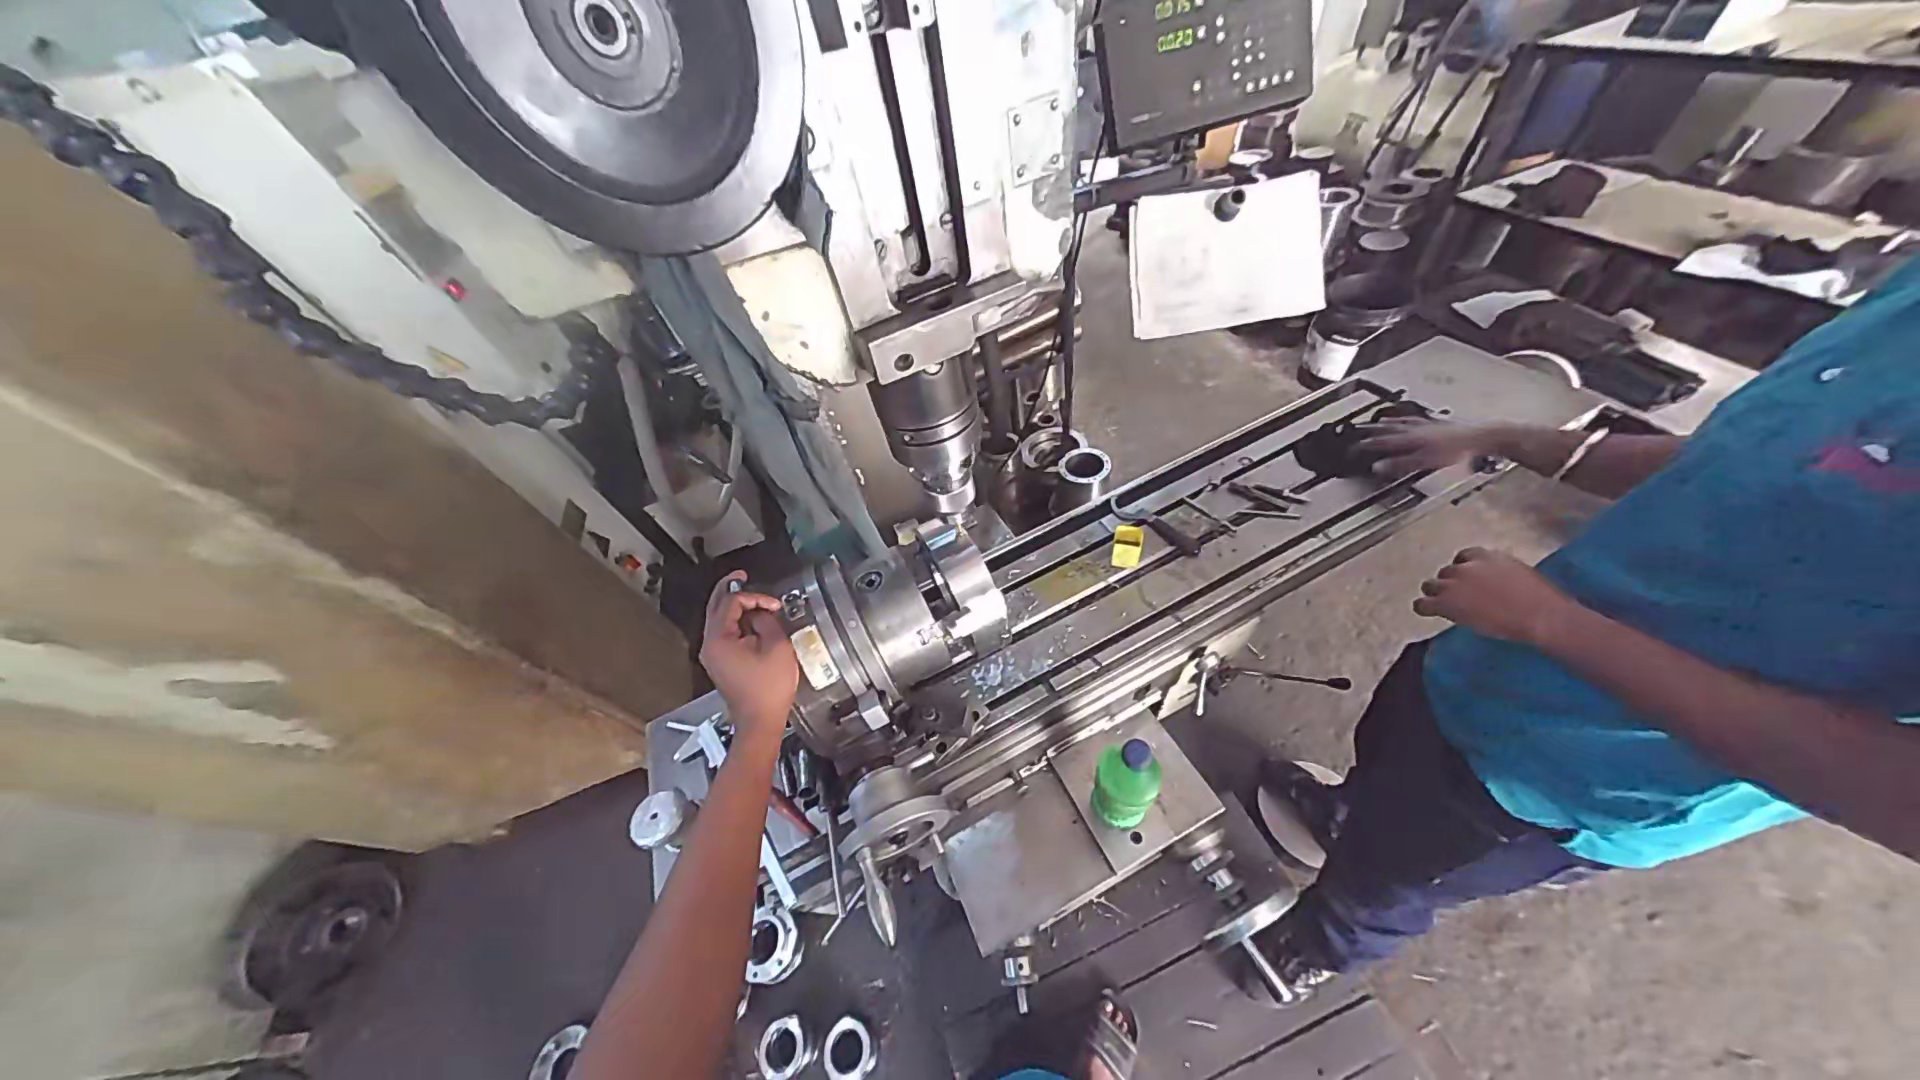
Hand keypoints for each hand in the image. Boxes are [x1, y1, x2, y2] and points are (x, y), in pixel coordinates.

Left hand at [699, 572, 798, 736]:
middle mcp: (709, 645)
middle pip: (715, 607)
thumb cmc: (769, 687)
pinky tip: (752, 620)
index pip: (731, 603)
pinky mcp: (721, 663)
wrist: (760, 720)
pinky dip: (736, 621)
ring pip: (719, 620)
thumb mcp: (776, 646)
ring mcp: (713, 655)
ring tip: (752, 597)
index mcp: (719, 639)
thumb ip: (766, 621)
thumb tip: (761, 612)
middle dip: (729, 590)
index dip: (754, 597)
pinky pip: (725, 633)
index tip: (774, 605)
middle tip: (741, 576)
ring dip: (735, 606)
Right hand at [1355, 419, 1504, 478]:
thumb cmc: (1458, 450)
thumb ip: (1400, 464)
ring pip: (1403, 421)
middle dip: (1373, 429)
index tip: (1355, 445)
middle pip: (1389, 428)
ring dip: (1390, 421)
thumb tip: (1378, 467)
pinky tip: (1412, 419)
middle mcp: (1416, 429)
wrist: (1484, 437)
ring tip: (1380, 420)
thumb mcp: (1424, 462)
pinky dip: (1410, 418)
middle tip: (1360, 429)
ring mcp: (1429, 424)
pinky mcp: (1441, 423)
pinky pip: (1418, 419)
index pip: (1382, 441)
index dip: (1367, 443)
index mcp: (1410, 438)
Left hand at [1413, 548, 1582, 646]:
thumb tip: (1491, 580)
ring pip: (1430, 586)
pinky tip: (1430, 612)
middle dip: (1451, 583)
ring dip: (1437, 594)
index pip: (1464, 556)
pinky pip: (1422, 605)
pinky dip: (1424, 608)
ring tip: (1446, 605)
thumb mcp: (1519, 573)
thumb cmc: (1542, 599)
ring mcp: (1452, 585)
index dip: (1464, 569)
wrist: (1542, 616)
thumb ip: (1497, 571)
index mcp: (1486, 556)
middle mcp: (1465, 567)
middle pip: (1446, 573)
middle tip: (1461, 598)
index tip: (1469, 581)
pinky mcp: (1445, 603)